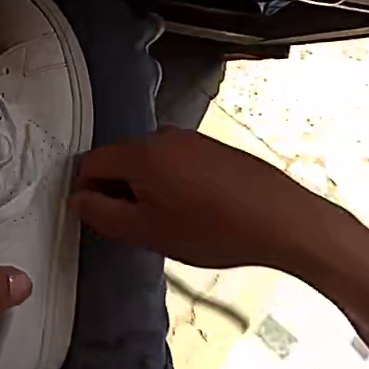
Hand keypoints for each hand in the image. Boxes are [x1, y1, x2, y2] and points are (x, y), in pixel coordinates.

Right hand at [71, 128, 349, 275]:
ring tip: (171, 219)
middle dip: (118, 188)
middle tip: (140, 222)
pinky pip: (174, 160)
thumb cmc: (215, 230)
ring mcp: (190, 138)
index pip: (90, 164)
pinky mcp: (213, 146)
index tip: (107, 217)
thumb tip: (79, 199)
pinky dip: (172, 181)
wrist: (289, 223)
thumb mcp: (147, 232)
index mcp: (139, 153)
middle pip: (118, 159)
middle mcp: (161, 136)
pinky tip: (196, 209)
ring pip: (147, 161)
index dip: (89, 192)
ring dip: (146, 186)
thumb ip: (101, 214)